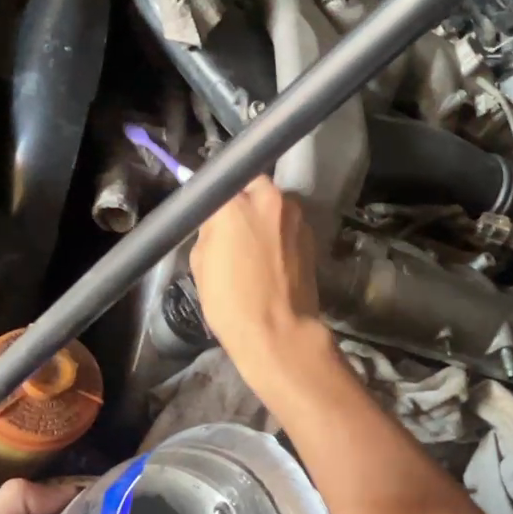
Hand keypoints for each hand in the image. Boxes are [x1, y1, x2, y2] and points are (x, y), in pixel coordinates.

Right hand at [190, 176, 328, 388]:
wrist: (279, 332)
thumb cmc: (231, 302)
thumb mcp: (201, 264)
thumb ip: (209, 231)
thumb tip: (215, 221)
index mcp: (235, 204)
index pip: (219, 181)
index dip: (214, 194)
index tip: (209, 205)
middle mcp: (270, 199)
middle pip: (253, 184)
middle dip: (244, 197)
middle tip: (234, 222)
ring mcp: (295, 216)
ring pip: (275, 202)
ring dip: (265, 214)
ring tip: (255, 241)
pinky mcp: (312, 235)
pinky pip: (289, 223)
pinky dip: (280, 231)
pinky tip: (273, 255)